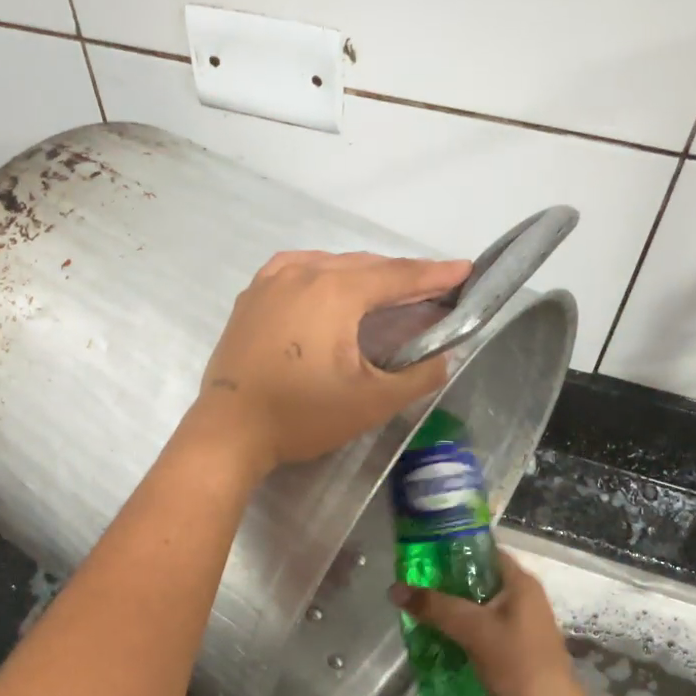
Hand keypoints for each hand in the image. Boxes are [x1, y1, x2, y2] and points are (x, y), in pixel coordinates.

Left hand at [190, 251, 471, 474]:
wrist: (230, 431)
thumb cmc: (302, 416)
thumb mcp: (371, 402)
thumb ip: (418, 376)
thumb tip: (445, 358)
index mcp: (335, 290)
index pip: (397, 276)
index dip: (435, 274)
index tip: (466, 270)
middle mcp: (302, 272)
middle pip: (365, 266)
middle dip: (401, 275)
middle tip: (433, 287)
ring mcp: (270, 281)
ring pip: (330, 264)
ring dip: (363, 274)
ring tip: (388, 291)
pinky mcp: (251, 297)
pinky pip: (298, 270)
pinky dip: (324, 274)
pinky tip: (330, 286)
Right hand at [388, 555, 583, 695]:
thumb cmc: (517, 662)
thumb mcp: (473, 629)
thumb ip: (435, 607)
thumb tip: (395, 588)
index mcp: (520, 583)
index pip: (485, 551)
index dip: (455, 549)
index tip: (423, 553)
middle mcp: (523, 599)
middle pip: (479, 580)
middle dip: (447, 583)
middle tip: (413, 585)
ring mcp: (519, 626)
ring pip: (478, 608)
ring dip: (452, 610)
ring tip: (418, 611)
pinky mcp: (512, 650)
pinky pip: (481, 632)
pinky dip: (460, 632)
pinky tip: (436, 639)